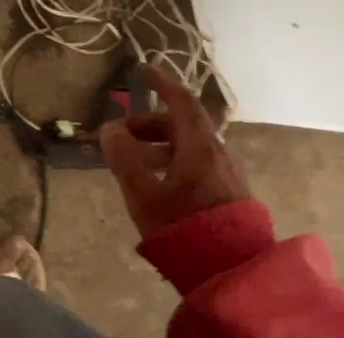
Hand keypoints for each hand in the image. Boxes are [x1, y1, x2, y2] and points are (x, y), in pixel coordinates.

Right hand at [100, 64, 249, 241]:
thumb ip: (123, 157)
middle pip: (182, 124)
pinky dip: (174, 160)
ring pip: (190, 145)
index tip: (142, 70)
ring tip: (135, 162)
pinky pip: (198, 163)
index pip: (181, 100)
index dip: (161, 82)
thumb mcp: (143, 193)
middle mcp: (217, 151)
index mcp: (198, 144)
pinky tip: (159, 183)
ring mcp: (227, 174)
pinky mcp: (230, 194)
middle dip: (149, 123)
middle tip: (123, 134)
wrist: (232, 272)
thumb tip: (111, 129)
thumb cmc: (183, 225)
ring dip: (160, 144)